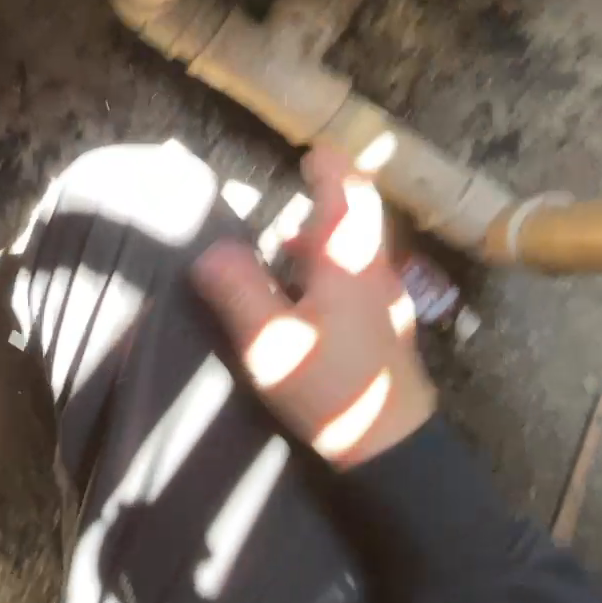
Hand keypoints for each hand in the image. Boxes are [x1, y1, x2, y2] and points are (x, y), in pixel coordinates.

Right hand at [191, 147, 436, 466]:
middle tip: (298, 183)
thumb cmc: (329, 387)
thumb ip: (237, 288)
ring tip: (286, 236)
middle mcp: (373, 274)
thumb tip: (210, 249)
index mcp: (349, 264)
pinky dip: (328, 264)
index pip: (348, 197)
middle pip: (357, 220)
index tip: (312, 151)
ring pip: (356, 251)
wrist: (391, 451)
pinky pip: (354, 277)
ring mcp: (383, 303)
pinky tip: (301, 289)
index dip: (331, 169)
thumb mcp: (268, 339)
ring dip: (326, 234)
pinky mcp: (382, 330)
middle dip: (328, 197)